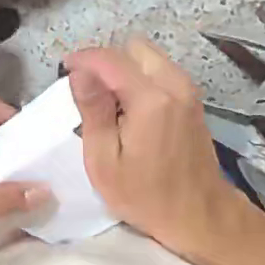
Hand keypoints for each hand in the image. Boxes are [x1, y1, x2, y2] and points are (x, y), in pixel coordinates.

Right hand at [64, 38, 264, 264]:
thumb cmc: (145, 195)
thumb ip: (92, 110)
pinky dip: (138, 78)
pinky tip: (125, 107)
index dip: (82, 59)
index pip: (109, 59)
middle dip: (105, 61)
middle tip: (86, 89)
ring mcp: (187, 91)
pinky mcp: (192, 100)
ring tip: (104, 99)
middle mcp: (174, 85)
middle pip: (132, 48)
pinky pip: (159, 71)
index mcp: (150, 100)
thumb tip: (78, 73)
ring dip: (122, 69)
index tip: (63, 72)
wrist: (201, 217)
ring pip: (147, 56)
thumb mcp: (104, 159)